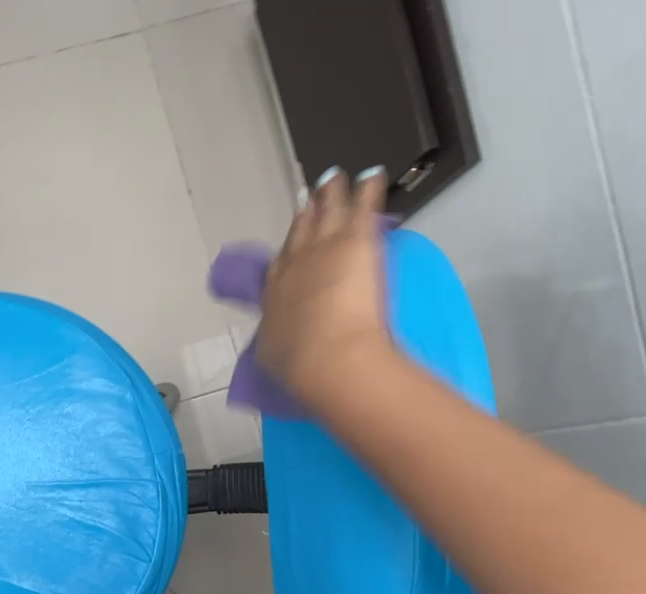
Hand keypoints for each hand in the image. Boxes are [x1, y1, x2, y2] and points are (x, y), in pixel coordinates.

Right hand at [257, 167, 402, 405]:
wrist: (327, 356)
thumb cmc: (299, 367)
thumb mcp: (272, 356)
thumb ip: (275, 340)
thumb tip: (274, 340)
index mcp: (274, 294)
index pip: (279, 266)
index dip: (286, 252)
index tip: (289, 242)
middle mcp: (295, 264)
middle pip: (300, 232)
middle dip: (305, 215)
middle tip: (308, 199)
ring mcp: (324, 249)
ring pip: (327, 212)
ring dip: (331, 194)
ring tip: (334, 178)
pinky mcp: (355, 242)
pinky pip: (362, 207)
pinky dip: (368, 189)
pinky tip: (373, 175)